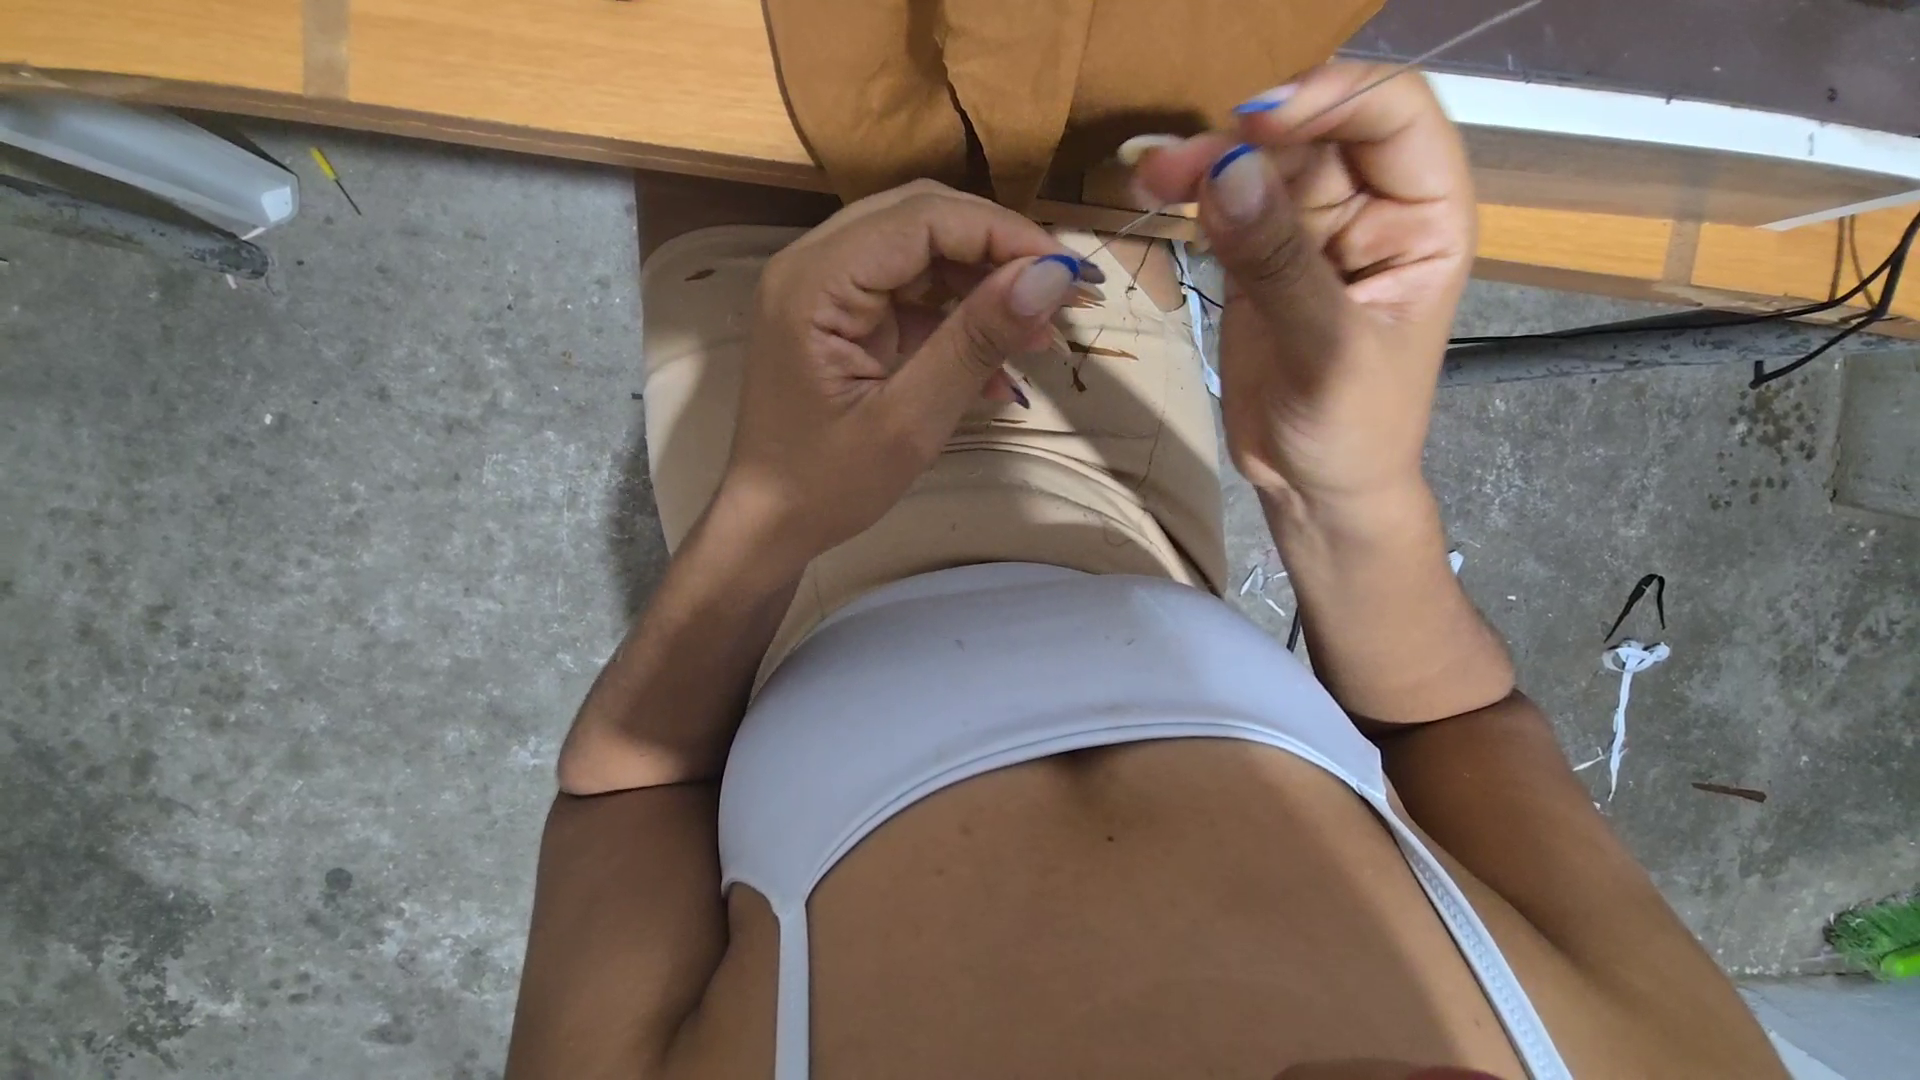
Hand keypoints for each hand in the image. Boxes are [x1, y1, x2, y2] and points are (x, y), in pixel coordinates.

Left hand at [714, 179, 1088, 563]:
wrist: (772, 522)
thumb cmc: (828, 484)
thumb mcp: (909, 420)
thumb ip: (975, 341)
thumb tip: (1050, 278)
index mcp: (814, 282)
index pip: (922, 218)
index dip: (1003, 234)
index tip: (1069, 275)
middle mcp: (813, 265)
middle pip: (922, 222)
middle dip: (998, 254)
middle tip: (1062, 297)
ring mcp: (825, 289)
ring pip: (922, 255)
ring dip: (984, 288)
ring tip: (1039, 337)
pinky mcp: (841, 316)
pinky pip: (911, 296)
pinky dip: (958, 321)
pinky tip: (998, 367)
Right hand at [1132, 63, 1474, 507]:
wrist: (1315, 486)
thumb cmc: (1354, 429)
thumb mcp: (1327, 349)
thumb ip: (1279, 263)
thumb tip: (1224, 172)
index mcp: (1426, 217)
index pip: (1392, 116)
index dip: (1329, 99)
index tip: (1253, 122)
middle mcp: (1372, 208)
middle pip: (1315, 132)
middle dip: (1248, 135)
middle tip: (1175, 160)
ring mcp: (1311, 232)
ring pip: (1262, 165)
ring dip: (1208, 162)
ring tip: (1153, 176)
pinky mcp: (1260, 260)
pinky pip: (1228, 208)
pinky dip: (1194, 197)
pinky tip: (1159, 193)